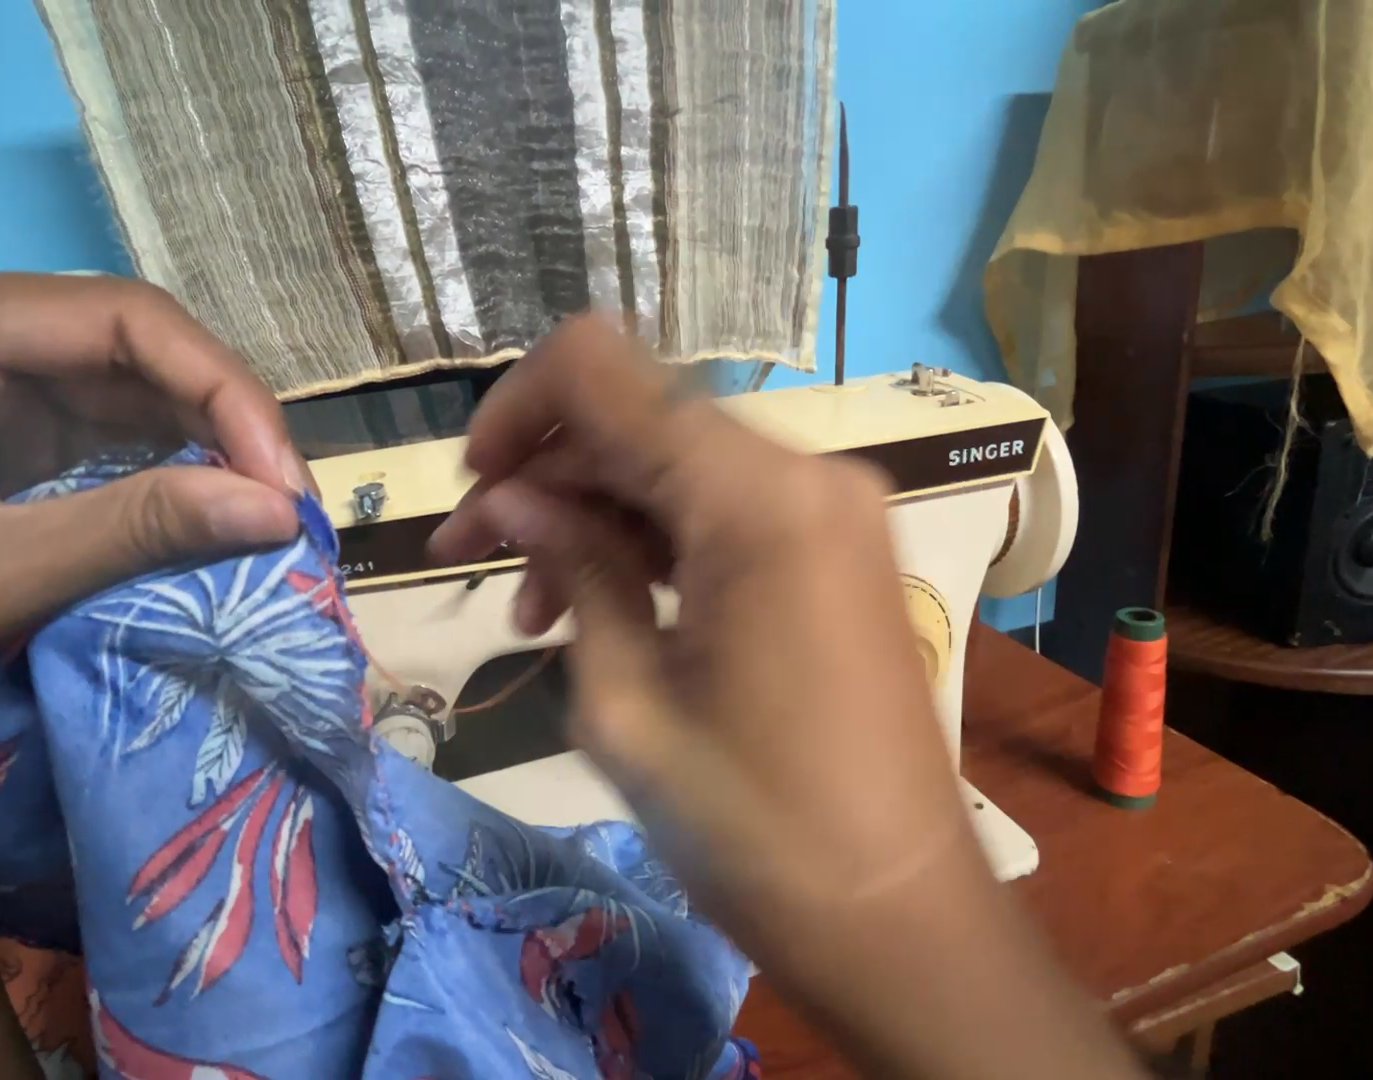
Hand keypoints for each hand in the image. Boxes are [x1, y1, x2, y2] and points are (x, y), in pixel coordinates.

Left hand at [0, 265, 308, 766]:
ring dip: (217, 451)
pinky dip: (183, 478)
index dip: (223, 392)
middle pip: (141, 350)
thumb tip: (280, 514)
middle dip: (230, 425)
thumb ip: (135, 531)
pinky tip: (224, 513)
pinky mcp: (10, 435)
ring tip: (272, 511)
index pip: (120, 319)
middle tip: (290, 503)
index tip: (281, 480)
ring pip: (143, 393)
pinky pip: (123, 439)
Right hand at [430, 318, 979, 960]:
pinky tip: (603, 601)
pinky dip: (655, 535)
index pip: (603, 370)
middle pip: (641, 415)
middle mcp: (807, 473)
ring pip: (678, 462)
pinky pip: (724, 507)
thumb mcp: (625, 703)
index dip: (518, 409)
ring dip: (595, 511)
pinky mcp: (836, 547)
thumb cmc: (755, 831)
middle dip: (548, 472)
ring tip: (534, 606)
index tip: (473, 489)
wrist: (899, 914)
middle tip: (476, 556)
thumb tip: (512, 497)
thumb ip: (573, 569)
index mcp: (757, 498)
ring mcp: (832, 507)